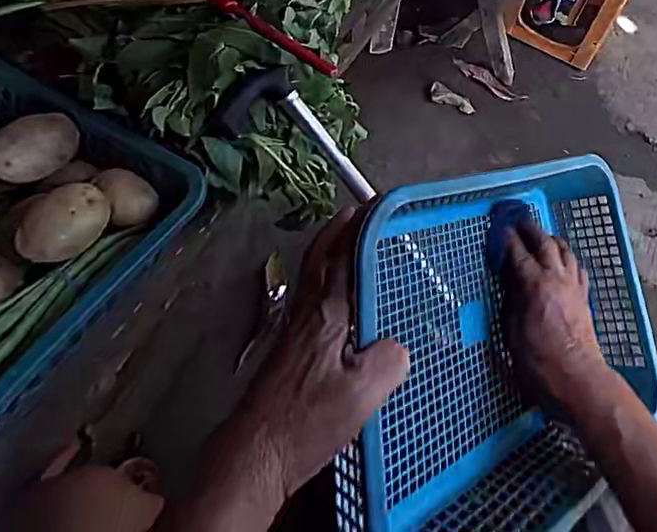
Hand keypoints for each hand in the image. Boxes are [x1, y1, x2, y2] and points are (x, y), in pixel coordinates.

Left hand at [172, 208, 407, 529]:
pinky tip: (334, 291)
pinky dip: (323, 273)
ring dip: (329, 246)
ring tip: (349, 239)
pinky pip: (309, 290)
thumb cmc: (307, 421)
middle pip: (321, 253)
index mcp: (328, 312)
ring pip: (312, 270)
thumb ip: (388, 361)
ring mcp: (295, 325)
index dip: (362, 227)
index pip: (345, 256)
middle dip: (341, 227)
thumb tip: (399, 345)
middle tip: (362, 212)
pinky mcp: (289, 343)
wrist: (257, 450)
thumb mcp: (362, 395)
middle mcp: (308, 309)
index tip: (378, 206)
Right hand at [501, 223, 610, 407]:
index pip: (519, 254)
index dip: (509, 240)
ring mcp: (573, 286)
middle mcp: (556, 279)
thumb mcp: (514, 332)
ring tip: (544, 236)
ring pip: (565, 251)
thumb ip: (512, 302)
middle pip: (545, 243)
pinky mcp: (584, 297)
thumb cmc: (541, 361)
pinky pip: (578, 268)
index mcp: (535, 285)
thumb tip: (510, 284)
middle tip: (522, 222)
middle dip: (532, 230)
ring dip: (553, 240)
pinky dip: (569, 259)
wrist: (580, 379)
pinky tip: (566, 262)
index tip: (503, 229)